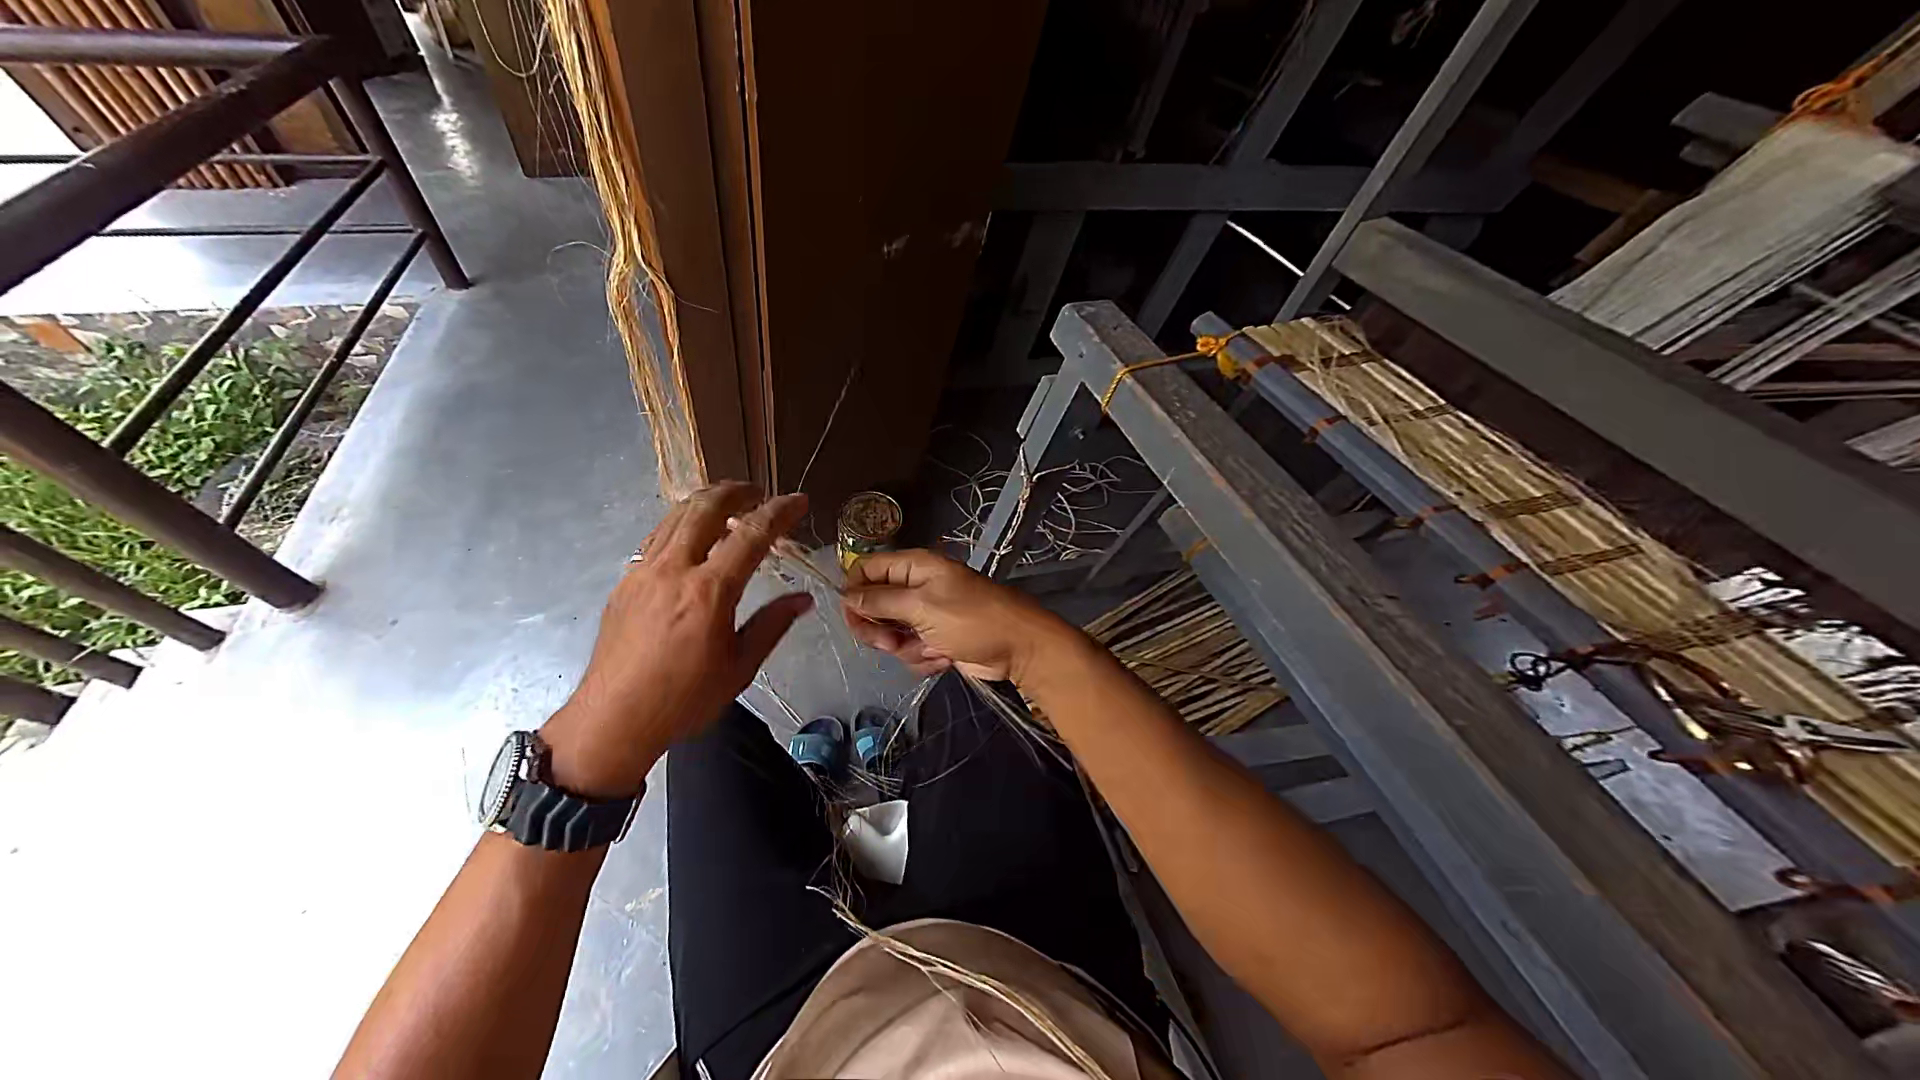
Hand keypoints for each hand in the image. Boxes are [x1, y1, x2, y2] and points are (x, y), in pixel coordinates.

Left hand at [542, 482, 812, 796]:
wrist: (614, 719)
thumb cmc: (684, 699)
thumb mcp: (739, 667)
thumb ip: (772, 624)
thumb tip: (804, 599)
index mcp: (708, 592)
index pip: (751, 535)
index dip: (779, 512)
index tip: (799, 500)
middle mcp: (674, 570)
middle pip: (704, 508)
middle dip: (735, 491)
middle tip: (757, 491)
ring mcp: (643, 572)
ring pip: (675, 517)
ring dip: (705, 502)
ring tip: (727, 504)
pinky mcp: (624, 583)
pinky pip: (656, 538)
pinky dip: (680, 524)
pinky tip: (690, 537)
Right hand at [841, 549, 1070, 682]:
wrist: (1018, 649)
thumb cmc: (973, 619)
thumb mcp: (922, 606)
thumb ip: (880, 601)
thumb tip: (846, 596)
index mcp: (913, 567)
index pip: (865, 570)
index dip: (855, 593)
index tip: (856, 618)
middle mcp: (915, 588)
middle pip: (873, 606)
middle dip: (879, 629)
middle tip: (891, 642)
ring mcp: (925, 616)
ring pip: (890, 634)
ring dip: (906, 648)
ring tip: (932, 649)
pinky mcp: (935, 640)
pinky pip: (910, 651)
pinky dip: (924, 659)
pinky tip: (944, 658)